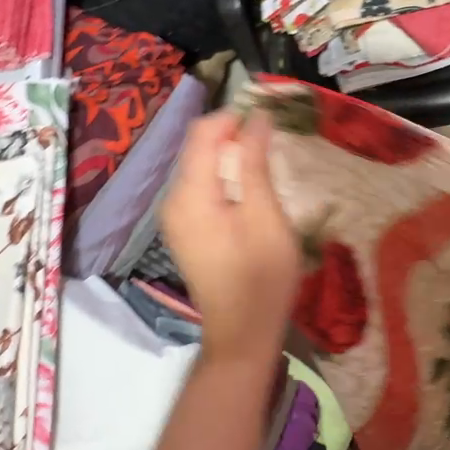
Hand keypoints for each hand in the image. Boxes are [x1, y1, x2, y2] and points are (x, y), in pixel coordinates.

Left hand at [162, 112, 300, 365]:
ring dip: (233, 156)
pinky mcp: (188, 230)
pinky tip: (254, 188)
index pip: (203, 132)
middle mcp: (174, 200)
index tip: (271, 115)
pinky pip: (203, 187)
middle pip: (200, 147)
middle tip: (275, 138)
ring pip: (202, 166)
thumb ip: (256, 164)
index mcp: (190, 195)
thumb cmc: (261, 277)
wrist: (242, 333)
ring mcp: (177, 217)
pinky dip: (227, 177)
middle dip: (235, 134)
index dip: (235, 116)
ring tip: (269, 160)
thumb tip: (257, 118)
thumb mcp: (266, 217)